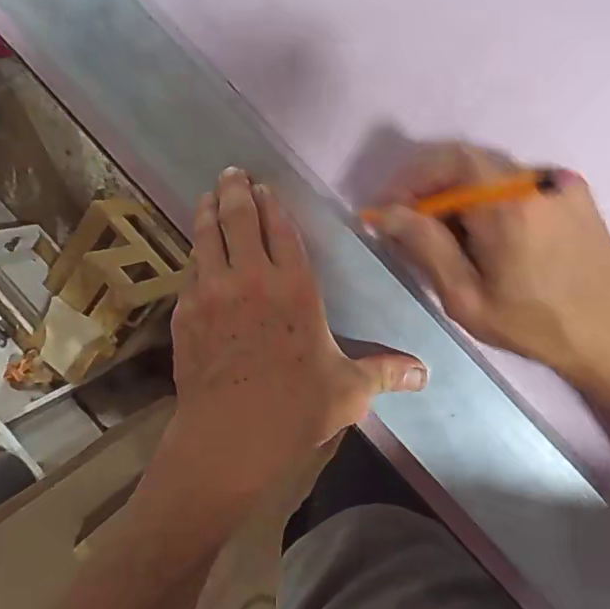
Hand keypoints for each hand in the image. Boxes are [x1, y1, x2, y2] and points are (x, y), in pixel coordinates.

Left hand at [159, 167, 427, 509]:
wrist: (231, 435)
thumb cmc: (296, 409)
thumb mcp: (348, 390)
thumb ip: (384, 372)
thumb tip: (424, 374)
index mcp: (294, 288)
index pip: (280, 230)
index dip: (271, 205)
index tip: (263, 188)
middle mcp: (250, 280)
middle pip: (239, 221)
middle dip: (235, 191)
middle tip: (231, 173)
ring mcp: (211, 294)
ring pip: (206, 239)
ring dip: (207, 212)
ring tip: (208, 196)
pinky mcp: (185, 315)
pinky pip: (189, 273)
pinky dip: (193, 256)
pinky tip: (194, 253)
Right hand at [371, 144, 609, 390]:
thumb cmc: (534, 325)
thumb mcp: (466, 297)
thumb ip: (425, 247)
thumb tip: (386, 213)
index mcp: (508, 206)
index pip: (447, 163)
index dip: (410, 179)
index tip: (387, 209)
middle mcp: (536, 181)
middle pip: (467, 161)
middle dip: (429, 185)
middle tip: (407, 221)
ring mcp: (559, 183)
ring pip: (490, 173)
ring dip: (458, 193)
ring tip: (443, 233)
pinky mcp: (573, 192)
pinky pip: (516, 183)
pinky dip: (488, 198)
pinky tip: (484, 234)